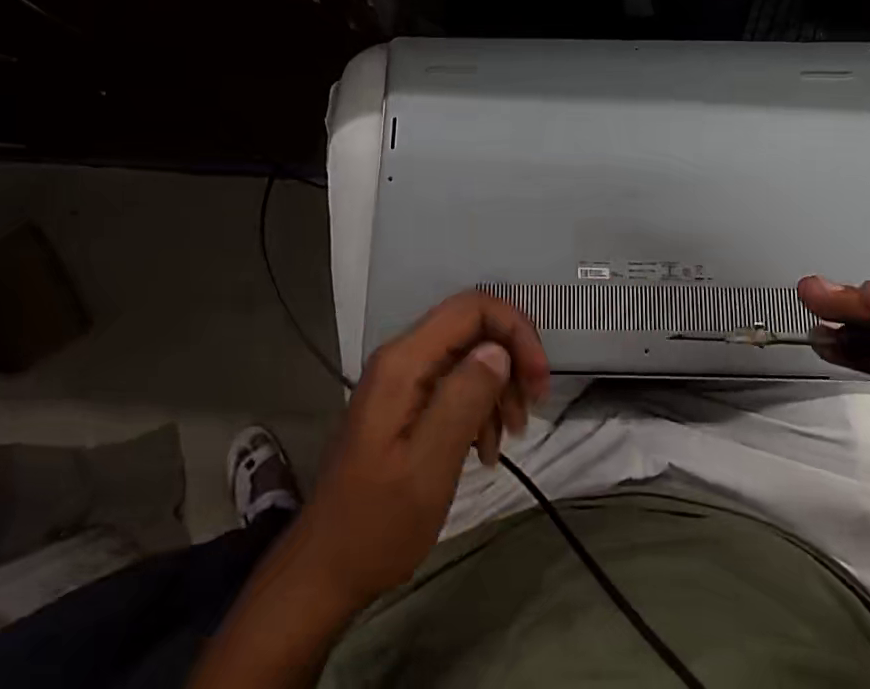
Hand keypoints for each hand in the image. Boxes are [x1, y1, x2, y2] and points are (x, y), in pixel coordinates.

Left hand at [292, 290, 551, 605]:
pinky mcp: (408, 403)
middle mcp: (402, 358)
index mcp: (404, 362)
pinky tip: (484, 451)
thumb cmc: (379, 521)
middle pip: (473, 329)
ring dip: (499, 391)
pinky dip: (481, 410)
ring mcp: (403, 380)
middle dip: (511, 363)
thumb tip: (499, 350)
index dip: (515, 331)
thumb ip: (463, 399)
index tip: (538, 382)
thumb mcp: (429, 464)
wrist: (330, 562)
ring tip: (506, 439)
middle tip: (528, 413)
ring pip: (469, 357)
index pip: (472, 308)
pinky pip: (456, 386)